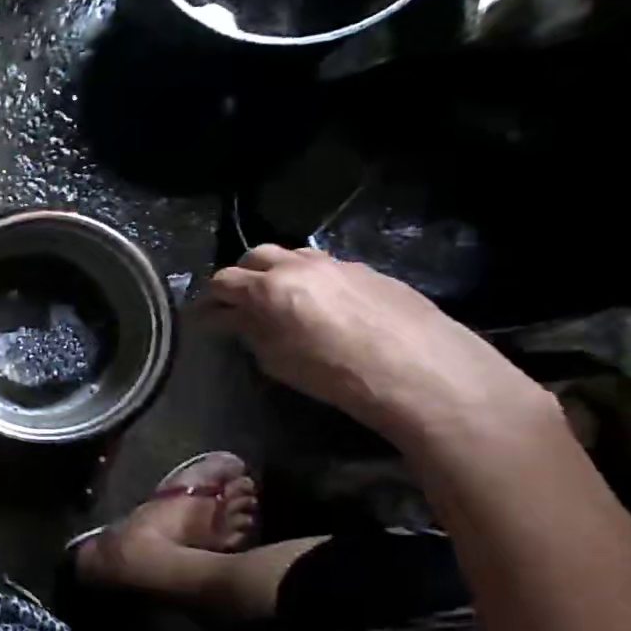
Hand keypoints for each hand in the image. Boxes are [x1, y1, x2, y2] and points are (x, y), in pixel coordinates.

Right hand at [208, 245, 553, 443]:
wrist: (425, 373)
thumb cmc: (336, 374)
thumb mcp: (277, 359)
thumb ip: (248, 331)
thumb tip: (229, 318)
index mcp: (268, 287)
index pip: (222, 282)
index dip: (210, 301)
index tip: (205, 319)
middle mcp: (299, 265)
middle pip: (255, 257)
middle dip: (241, 277)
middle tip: (240, 304)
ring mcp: (338, 264)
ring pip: (293, 255)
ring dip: (278, 272)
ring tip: (282, 300)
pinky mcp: (370, 272)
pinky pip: (328, 268)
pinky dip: (312, 280)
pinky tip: (325, 308)